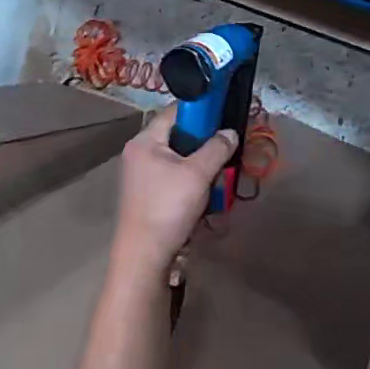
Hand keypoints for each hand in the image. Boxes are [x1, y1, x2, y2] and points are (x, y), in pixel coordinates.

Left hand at [111, 106, 237, 275]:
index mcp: (145, 140)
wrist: (143, 257)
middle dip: (204, 144)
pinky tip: (204, 196)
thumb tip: (230, 132)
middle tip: (224, 152)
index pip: (175, 111)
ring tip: (217, 177)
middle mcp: (139, 152)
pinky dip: (190, 182)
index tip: (223, 117)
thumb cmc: (168, 208)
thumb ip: (217, 148)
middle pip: (178, 136)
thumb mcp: (198, 174)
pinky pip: (173, 177)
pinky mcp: (146, 195)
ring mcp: (141, 175)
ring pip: (178, 159)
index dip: (200, 111)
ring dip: (200, 166)